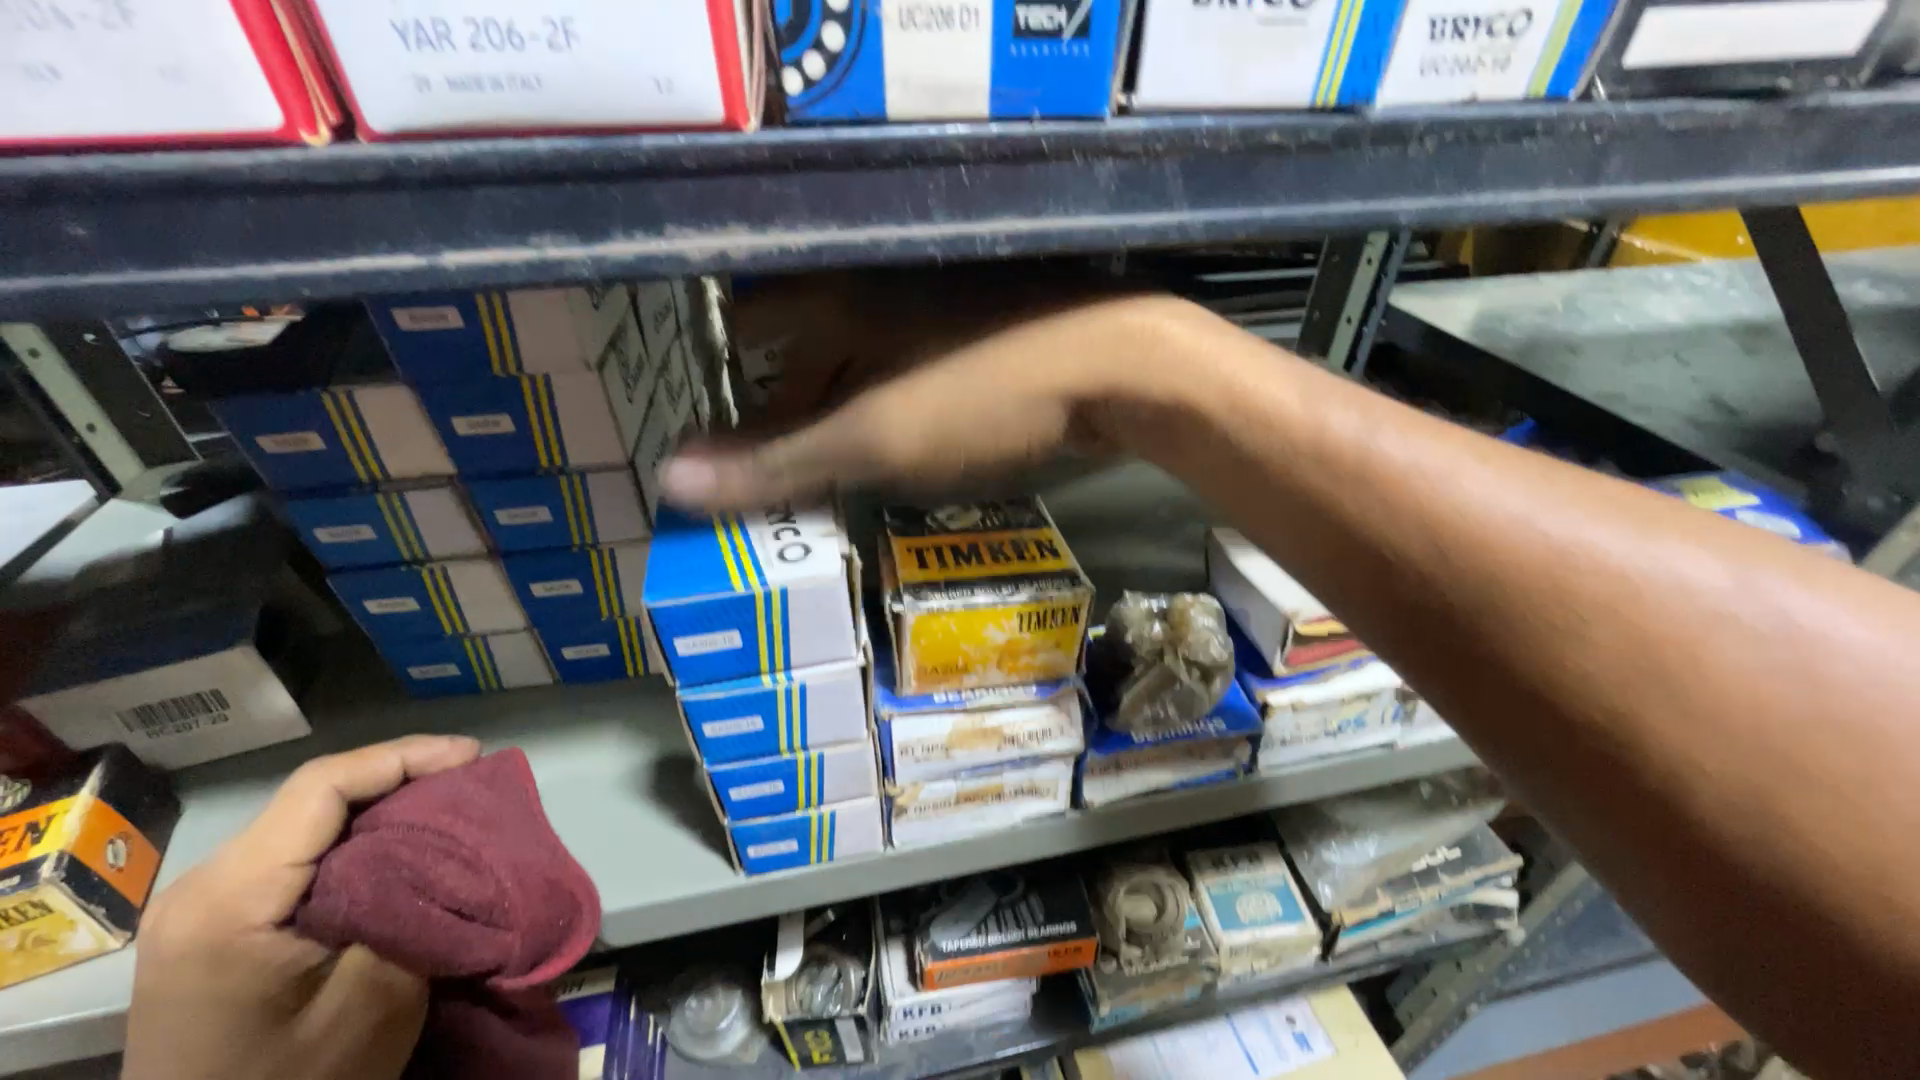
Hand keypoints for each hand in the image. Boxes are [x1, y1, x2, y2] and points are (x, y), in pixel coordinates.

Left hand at [123, 735, 482, 1079]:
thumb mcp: (374, 1000)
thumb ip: (414, 906)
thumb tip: (455, 845)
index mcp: (230, 898)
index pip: (322, 787)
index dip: (405, 756)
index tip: (474, 756)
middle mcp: (204, 885)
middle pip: (314, 798)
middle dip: (402, 777)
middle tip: (473, 782)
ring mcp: (203, 905)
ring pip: (306, 822)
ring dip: (382, 808)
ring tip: (450, 808)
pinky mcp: (215, 925)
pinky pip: (295, 856)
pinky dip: (357, 840)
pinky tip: (402, 850)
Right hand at [662, 270, 1208, 512]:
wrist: (1121, 368)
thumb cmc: (985, 389)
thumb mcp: (873, 435)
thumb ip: (776, 460)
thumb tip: (670, 482)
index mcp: (840, 297)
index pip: (750, 322)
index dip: (714, 370)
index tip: (688, 420)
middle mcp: (878, 294)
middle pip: (802, 356)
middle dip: (772, 412)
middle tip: (741, 468)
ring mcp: (933, 317)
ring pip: (856, 372)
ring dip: (829, 421)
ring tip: (800, 477)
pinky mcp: (976, 345)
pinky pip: (903, 383)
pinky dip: (880, 421)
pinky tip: (879, 458)